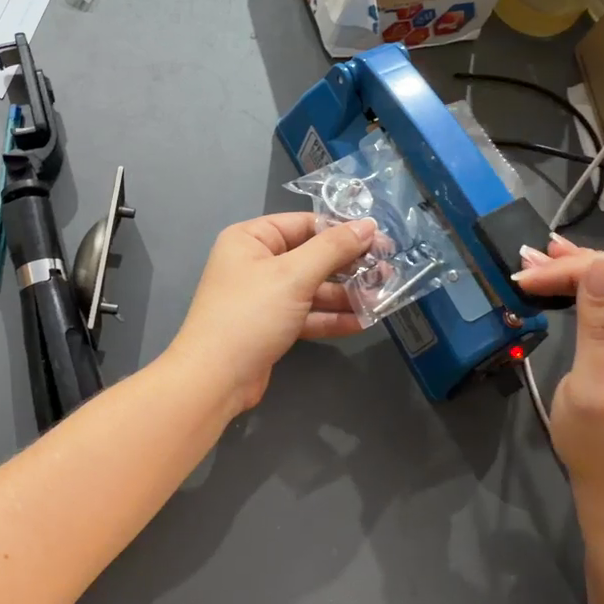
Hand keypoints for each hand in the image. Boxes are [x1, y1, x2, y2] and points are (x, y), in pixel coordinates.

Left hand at [166, 213, 377, 413]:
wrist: (215, 379)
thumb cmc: (250, 315)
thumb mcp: (294, 276)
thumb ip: (333, 249)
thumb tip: (367, 226)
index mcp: (251, 239)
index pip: (304, 224)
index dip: (343, 231)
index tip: (381, 241)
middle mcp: (255, 262)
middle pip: (311, 257)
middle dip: (349, 267)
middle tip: (387, 272)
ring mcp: (264, 297)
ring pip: (312, 288)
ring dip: (346, 295)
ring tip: (382, 299)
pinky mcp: (272, 326)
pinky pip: (307, 314)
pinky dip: (332, 317)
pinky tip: (363, 321)